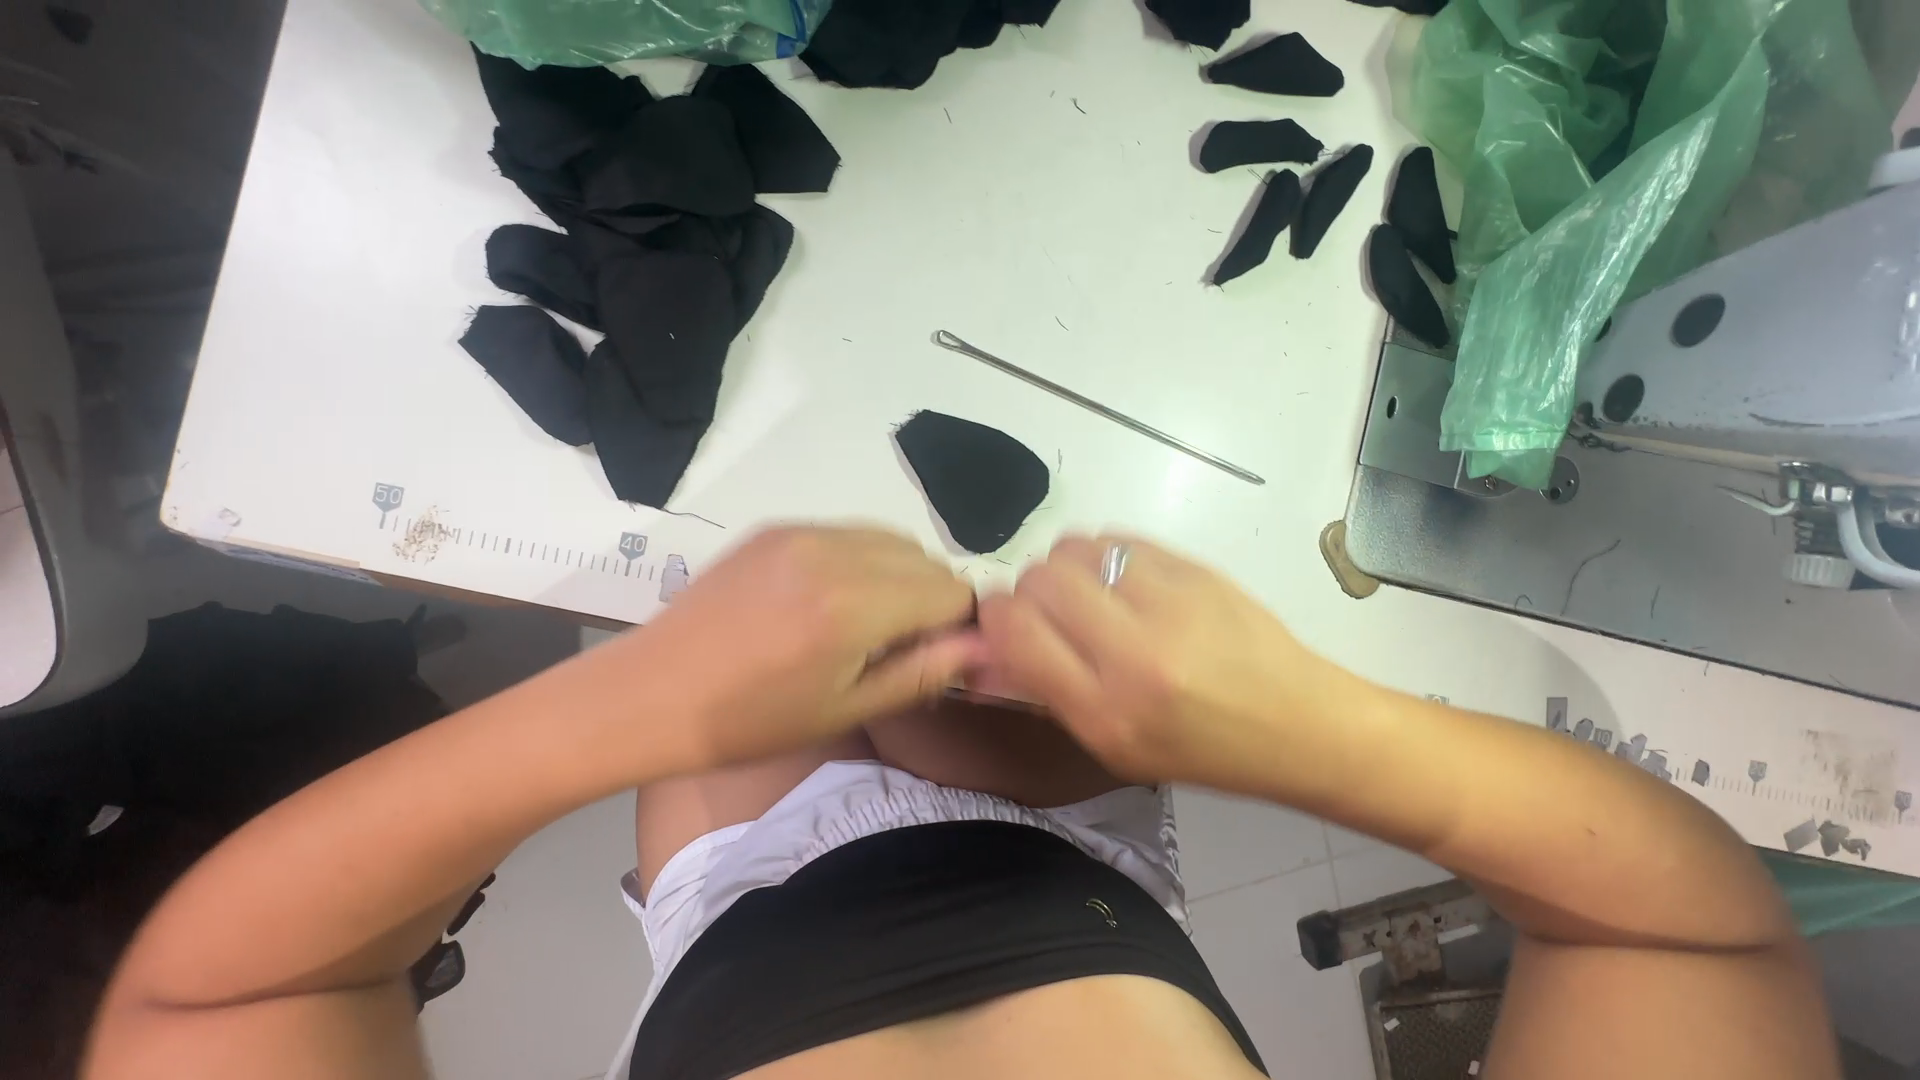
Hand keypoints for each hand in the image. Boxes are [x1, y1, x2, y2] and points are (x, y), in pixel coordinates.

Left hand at [625, 525, 983, 768]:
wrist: (650, 695)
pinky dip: (862, 560)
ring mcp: (801, 532)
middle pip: (925, 557)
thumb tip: (986, 643)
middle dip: (931, 597)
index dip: (958, 624)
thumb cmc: (750, 722)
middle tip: (899, 645)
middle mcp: (834, 551)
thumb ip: (924, 670)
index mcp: (854, 605)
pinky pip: (848, 532)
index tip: (935, 655)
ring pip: (889, 539)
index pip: (951, 589)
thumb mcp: (846, 709)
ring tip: (865, 622)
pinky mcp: (776, 528)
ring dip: (899, 575)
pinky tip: (829, 600)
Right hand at [976, 535, 1359, 792]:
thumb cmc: (1200, 750)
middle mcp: (1133, 653)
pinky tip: (1127, 583)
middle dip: (1030, 590)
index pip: (1013, 629)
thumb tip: (978, 650)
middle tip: (1053, 611)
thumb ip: (1042, 692)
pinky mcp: (1197, 570)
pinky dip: (1107, 556)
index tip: (1007, 623)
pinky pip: (1119, 539)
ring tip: (1092, 593)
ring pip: (1075, 548)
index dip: (995, 617)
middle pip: (1039, 579)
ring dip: (1067, 567)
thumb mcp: (1113, 746)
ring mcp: (1170, 603)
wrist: (1300, 726)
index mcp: (1105, 710)